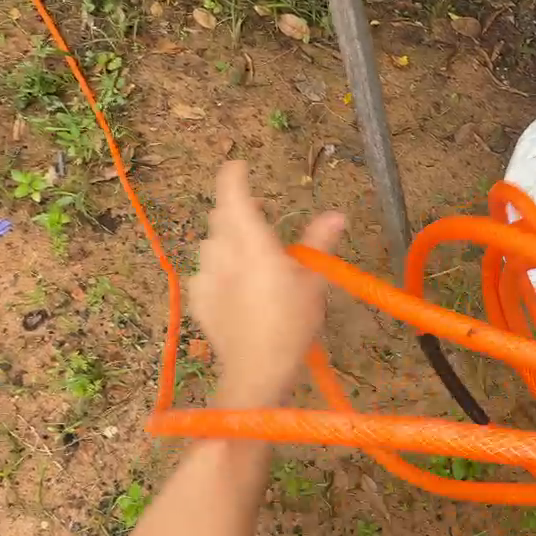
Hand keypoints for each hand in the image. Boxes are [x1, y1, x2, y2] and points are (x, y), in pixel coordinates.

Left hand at [189, 162, 344, 410]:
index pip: (234, 195)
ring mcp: (205, 276)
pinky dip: (218, 267)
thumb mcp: (314, 282)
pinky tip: (235, 285)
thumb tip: (338, 213)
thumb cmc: (291, 323)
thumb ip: (320, 242)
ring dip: (227, 238)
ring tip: (249, 253)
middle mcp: (223, 252)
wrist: (256, 371)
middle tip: (260, 213)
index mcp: (252, 242)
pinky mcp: (197, 298)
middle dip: (236, 208)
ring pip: (211, 242)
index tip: (239, 164)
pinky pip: (205, 270)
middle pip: (221, 216)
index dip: (234, 176)